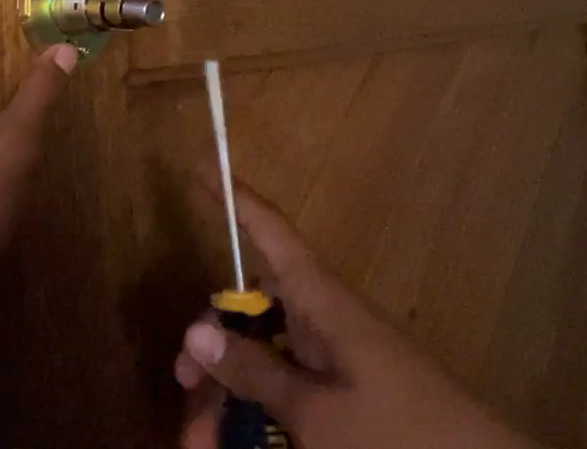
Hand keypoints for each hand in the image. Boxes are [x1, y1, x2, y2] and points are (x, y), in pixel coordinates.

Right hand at [174, 174, 541, 448]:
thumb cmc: (402, 438)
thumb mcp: (318, 414)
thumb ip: (256, 371)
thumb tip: (196, 329)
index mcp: (321, 302)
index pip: (271, 233)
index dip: (235, 199)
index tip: (201, 167)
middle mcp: (325, 321)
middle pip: (253, 313)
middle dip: (213, 349)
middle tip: (184, 389)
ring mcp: (340, 361)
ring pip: (268, 361)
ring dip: (232, 398)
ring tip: (204, 445)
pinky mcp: (354, 398)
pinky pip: (293, 392)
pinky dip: (263, 417)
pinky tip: (242, 445)